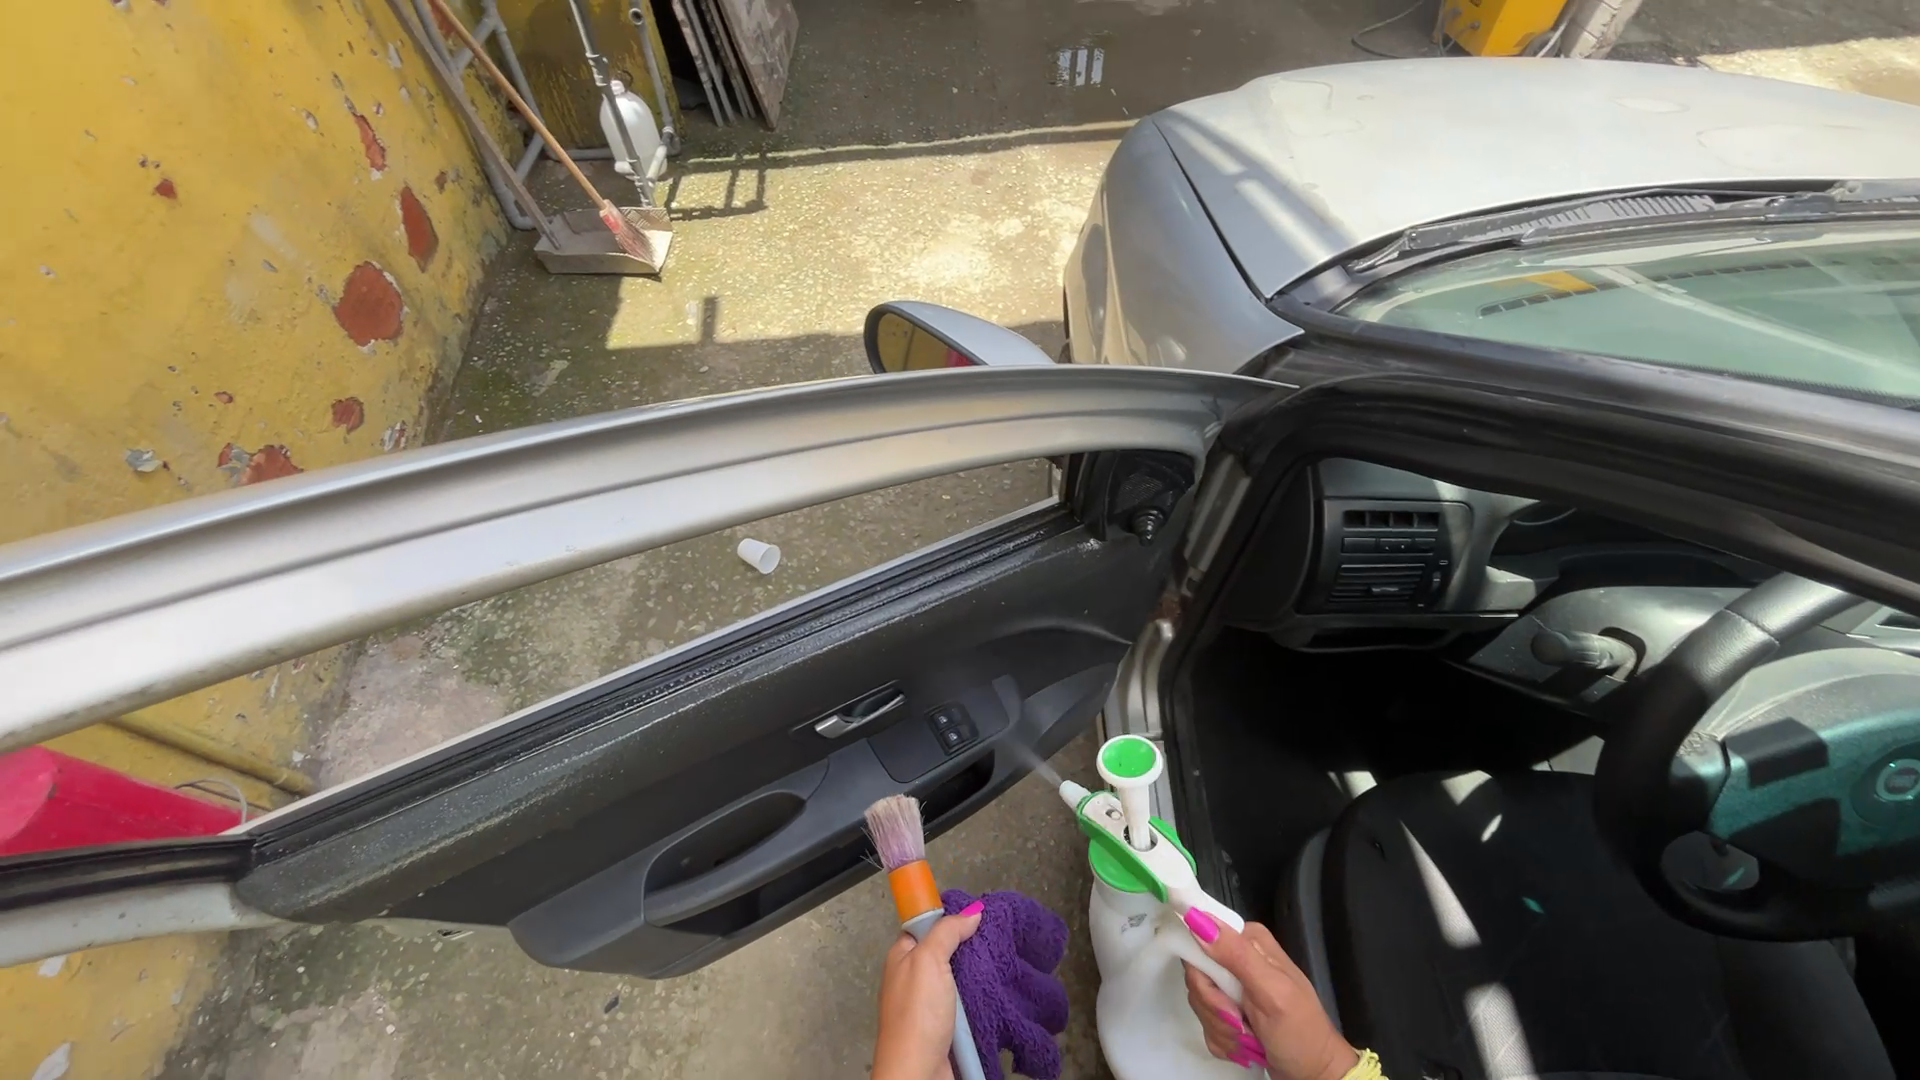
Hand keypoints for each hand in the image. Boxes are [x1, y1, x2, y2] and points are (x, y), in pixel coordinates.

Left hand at [872, 902, 984, 1079]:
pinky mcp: (946, 1027)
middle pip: (945, 951)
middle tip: (995, 937)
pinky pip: (967, 1004)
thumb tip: (973, 911)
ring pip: (958, 978)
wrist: (919, 1075)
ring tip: (1003, 961)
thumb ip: (948, 932)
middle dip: (968, 946)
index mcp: (902, 956)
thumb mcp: (928, 960)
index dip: (947, 917)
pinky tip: (997, 990)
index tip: (976, 913)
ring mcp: (930, 1004)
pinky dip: (980, 999)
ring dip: (977, 975)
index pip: (925, 925)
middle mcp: (914, 977)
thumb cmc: (917, 1014)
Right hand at [1181, 911, 1357, 1079]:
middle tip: (1241, 1024)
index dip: (1204, 974)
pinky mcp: (1228, 1010)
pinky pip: (1205, 1021)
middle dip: (1215, 1009)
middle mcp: (1237, 956)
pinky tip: (1246, 1045)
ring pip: (1199, 1000)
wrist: (1315, 1075)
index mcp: (1249, 941)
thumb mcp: (1272, 992)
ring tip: (1250, 1039)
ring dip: (1222, 1028)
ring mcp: (1231, 985)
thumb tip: (1195, 918)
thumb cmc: (1300, 1033)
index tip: (1224, 1000)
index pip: (1200, 940)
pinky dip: (1223, 1039)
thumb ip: (1236, 954)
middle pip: (1197, 976)